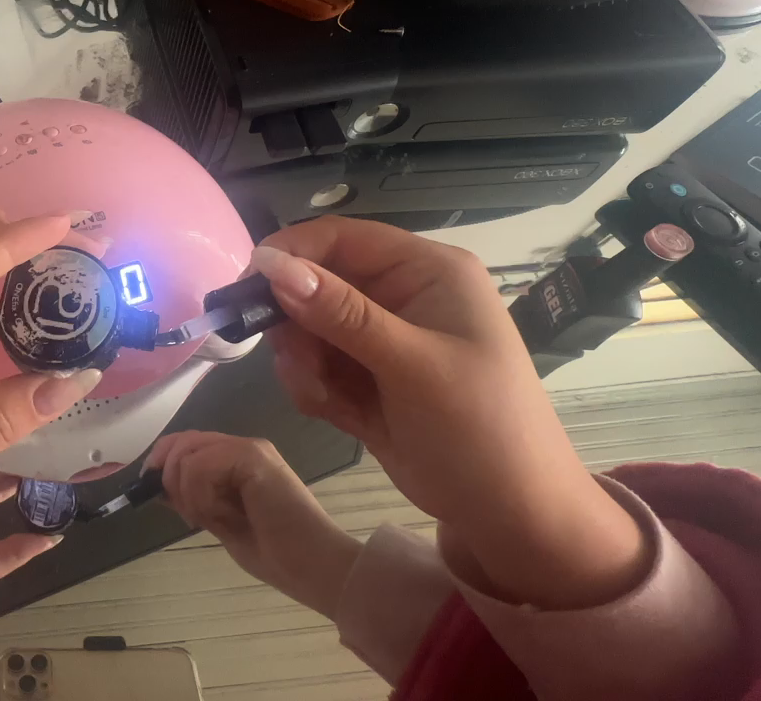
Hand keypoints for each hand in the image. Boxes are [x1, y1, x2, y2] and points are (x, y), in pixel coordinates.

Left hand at [146, 431, 360, 616]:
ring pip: (186, 454)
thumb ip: (193, 498)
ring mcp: (248, 447)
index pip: (184, 442)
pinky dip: (200, 496)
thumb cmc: (276, 554)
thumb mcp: (219, 521)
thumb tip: (155, 484)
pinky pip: (201, 466)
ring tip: (213, 520)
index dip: (161, 462)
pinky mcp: (253, 456)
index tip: (152, 492)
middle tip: (192, 515)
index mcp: (235, 458)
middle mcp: (241, 446)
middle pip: (180, 441)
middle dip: (170, 478)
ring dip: (188, 494)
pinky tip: (221, 516)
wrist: (315, 569)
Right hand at [247, 217, 649, 609]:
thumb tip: (269, 263)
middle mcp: (399, 294)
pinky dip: (311, 386)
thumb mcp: (411, 365)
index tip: (245, 289)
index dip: (289, 255)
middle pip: (313, 282)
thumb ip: (339, 312)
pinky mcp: (364, 375)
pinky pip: (312, 363)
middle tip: (295, 362)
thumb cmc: (481, 431)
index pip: (339, 238)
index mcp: (425, 271)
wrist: (515, 522)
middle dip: (295, 323)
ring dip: (302, 361)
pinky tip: (336, 412)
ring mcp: (380, 337)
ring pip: (305, 326)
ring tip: (323, 396)